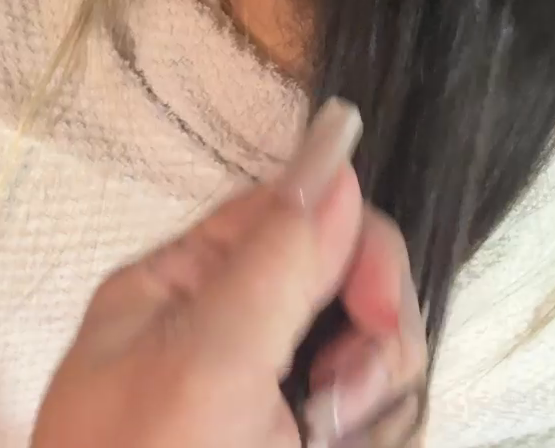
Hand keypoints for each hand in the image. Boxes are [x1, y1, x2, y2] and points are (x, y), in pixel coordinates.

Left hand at [31, 100, 426, 447]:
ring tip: (331, 439)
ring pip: (364, 345)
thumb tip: (335, 138)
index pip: (282, 212)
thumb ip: (275, 257)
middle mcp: (221, 327)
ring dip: (373, 390)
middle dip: (365, 328)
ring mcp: (265, 390)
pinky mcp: (303, 434)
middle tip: (341, 402)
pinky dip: (374, 421)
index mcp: (176, 286)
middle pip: (335, 275)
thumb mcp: (205, 364)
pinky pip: (370, 405)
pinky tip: (345, 443)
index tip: (378, 305)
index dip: (346, 238)